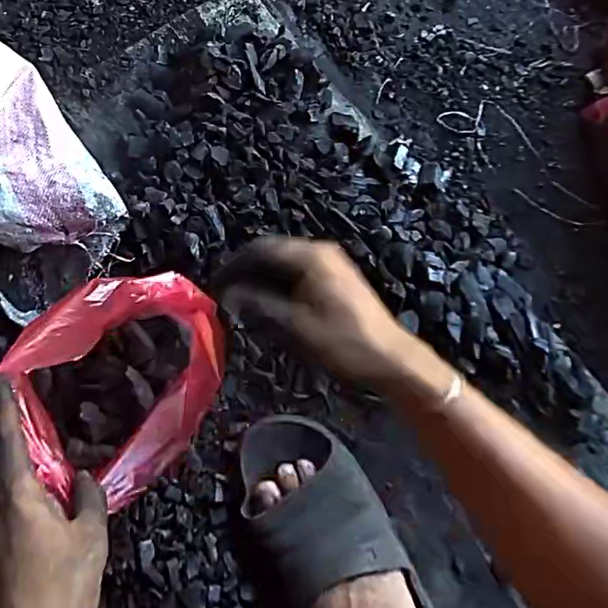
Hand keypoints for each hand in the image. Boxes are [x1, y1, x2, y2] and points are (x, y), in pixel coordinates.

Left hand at [0, 376, 107, 607]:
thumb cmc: (62, 591)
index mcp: (18, 496)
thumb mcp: (91, 538)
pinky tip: (26, 482)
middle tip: (11, 398)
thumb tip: (81, 477)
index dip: (4, 406)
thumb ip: (88, 497)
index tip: (1, 379)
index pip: (7, 439)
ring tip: (19, 432)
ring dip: (2, 449)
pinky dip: (7, 476)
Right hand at [214, 237, 451, 401]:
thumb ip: (260, 305)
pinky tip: (269, 300)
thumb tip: (230, 293)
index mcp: (310, 256)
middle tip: (225, 292)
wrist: (392, 358)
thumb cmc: (345, 343)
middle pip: (273, 252)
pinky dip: (280, 282)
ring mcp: (331, 261)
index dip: (234, 265)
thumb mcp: (297, 326)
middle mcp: (320, 250)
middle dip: (246, 270)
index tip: (215, 283)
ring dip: (262, 276)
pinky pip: (298, 270)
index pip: (261, 249)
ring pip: (285, 261)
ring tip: (241, 298)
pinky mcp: (336, 275)